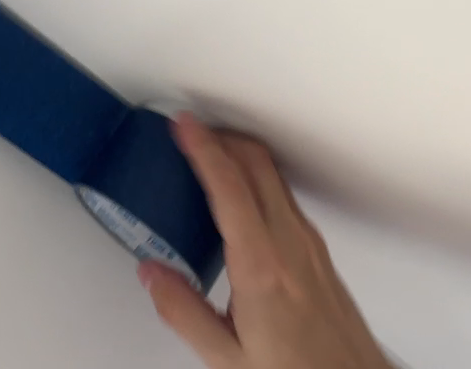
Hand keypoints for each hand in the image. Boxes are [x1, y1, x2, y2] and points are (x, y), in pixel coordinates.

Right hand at [140, 116, 390, 368]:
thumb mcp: (226, 359)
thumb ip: (184, 312)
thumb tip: (153, 273)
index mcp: (261, 265)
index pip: (229, 185)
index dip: (204, 147)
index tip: (184, 125)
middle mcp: (290, 241)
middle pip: (256, 162)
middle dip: (221, 137)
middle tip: (191, 130)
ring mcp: (308, 240)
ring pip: (272, 174)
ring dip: (240, 154)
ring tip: (210, 154)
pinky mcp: (317, 247)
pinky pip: (283, 194)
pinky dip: (256, 177)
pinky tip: (240, 195)